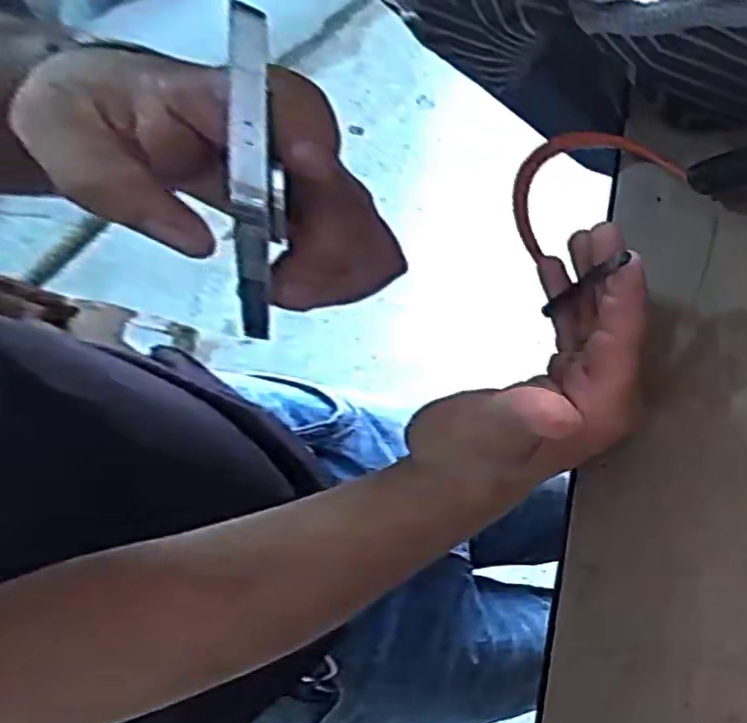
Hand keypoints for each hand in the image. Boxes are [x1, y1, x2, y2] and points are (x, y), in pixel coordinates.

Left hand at [8, 46, 403, 307]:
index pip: (297, 106)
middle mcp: (298, 142)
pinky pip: (373, 260)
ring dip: (339, 279)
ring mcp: (330, 185)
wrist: (126, 128)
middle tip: (281, 289)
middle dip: (327, 255)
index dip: (314, 136)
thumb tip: (196, 241)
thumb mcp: (64, 134)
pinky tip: (301, 284)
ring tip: (285, 289)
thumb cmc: (102, 118)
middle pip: (349, 200)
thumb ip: (110, 183)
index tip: (308, 164)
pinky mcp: (343, 220)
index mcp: (230, 100)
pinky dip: (346, 283)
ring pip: (373, 240)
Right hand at [405, 222, 644, 500]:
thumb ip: (523, 417)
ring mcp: (589, 389)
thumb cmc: (469, 456)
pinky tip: (557, 269)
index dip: (626, 297)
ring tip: (583, 239)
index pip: (624, 341)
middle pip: (618, 328)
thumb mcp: (491, 433)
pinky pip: (577, 333)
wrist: (454, 475)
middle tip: (604, 231)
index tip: (628, 255)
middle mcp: (607, 396)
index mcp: (604, 406)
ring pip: (598, 325)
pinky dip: (568, 300)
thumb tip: (557, 410)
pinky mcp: (567, 381)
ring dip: (590, 282)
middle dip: (611, 279)